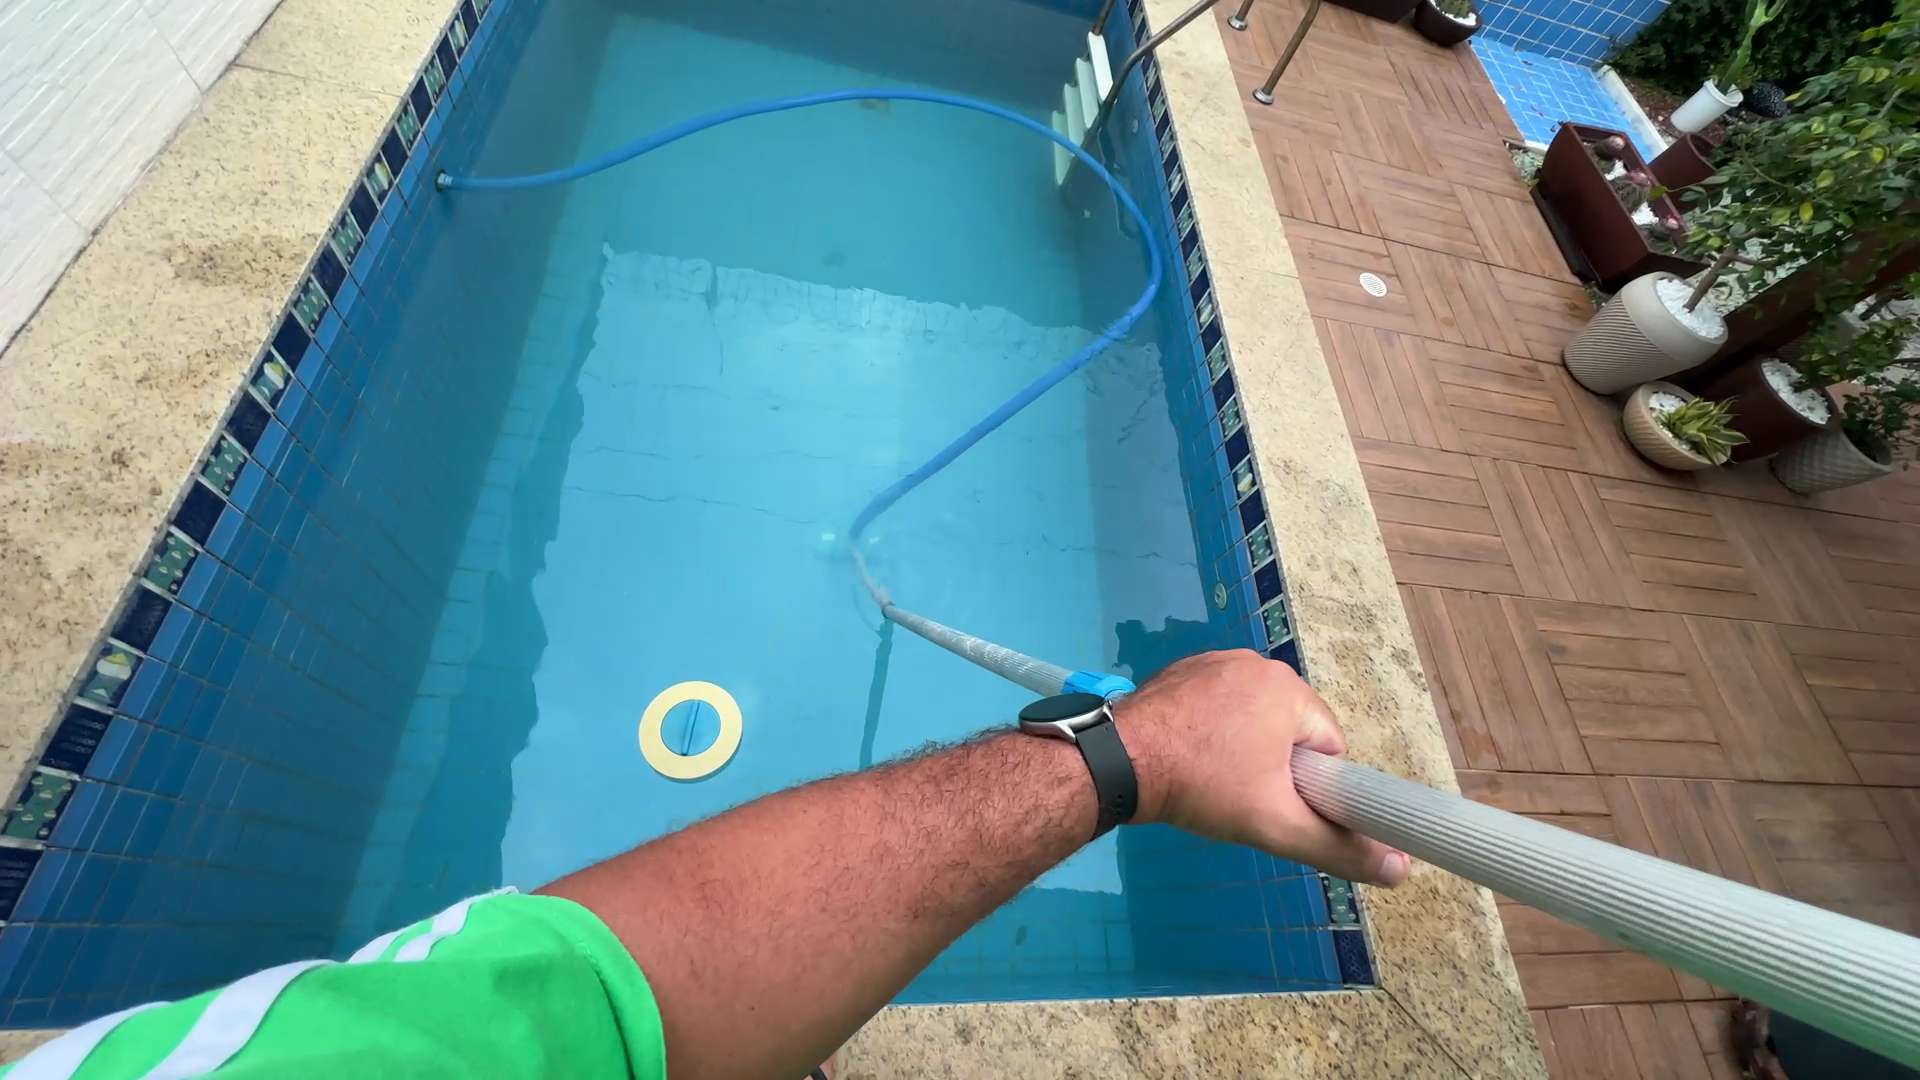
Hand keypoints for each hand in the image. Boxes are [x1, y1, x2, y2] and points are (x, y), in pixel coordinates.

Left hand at [1112, 649, 1409, 886]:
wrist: (1119, 761)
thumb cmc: (1203, 786)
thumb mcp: (1277, 825)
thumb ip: (1341, 847)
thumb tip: (1402, 870)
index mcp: (1287, 688)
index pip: (1329, 747)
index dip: (1310, 784)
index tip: (1273, 800)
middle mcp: (1253, 662)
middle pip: (1291, 728)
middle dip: (1276, 764)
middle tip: (1240, 791)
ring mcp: (1213, 660)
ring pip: (1253, 716)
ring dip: (1244, 746)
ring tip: (1212, 773)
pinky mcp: (1182, 669)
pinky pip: (1219, 703)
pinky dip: (1213, 727)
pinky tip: (1190, 751)